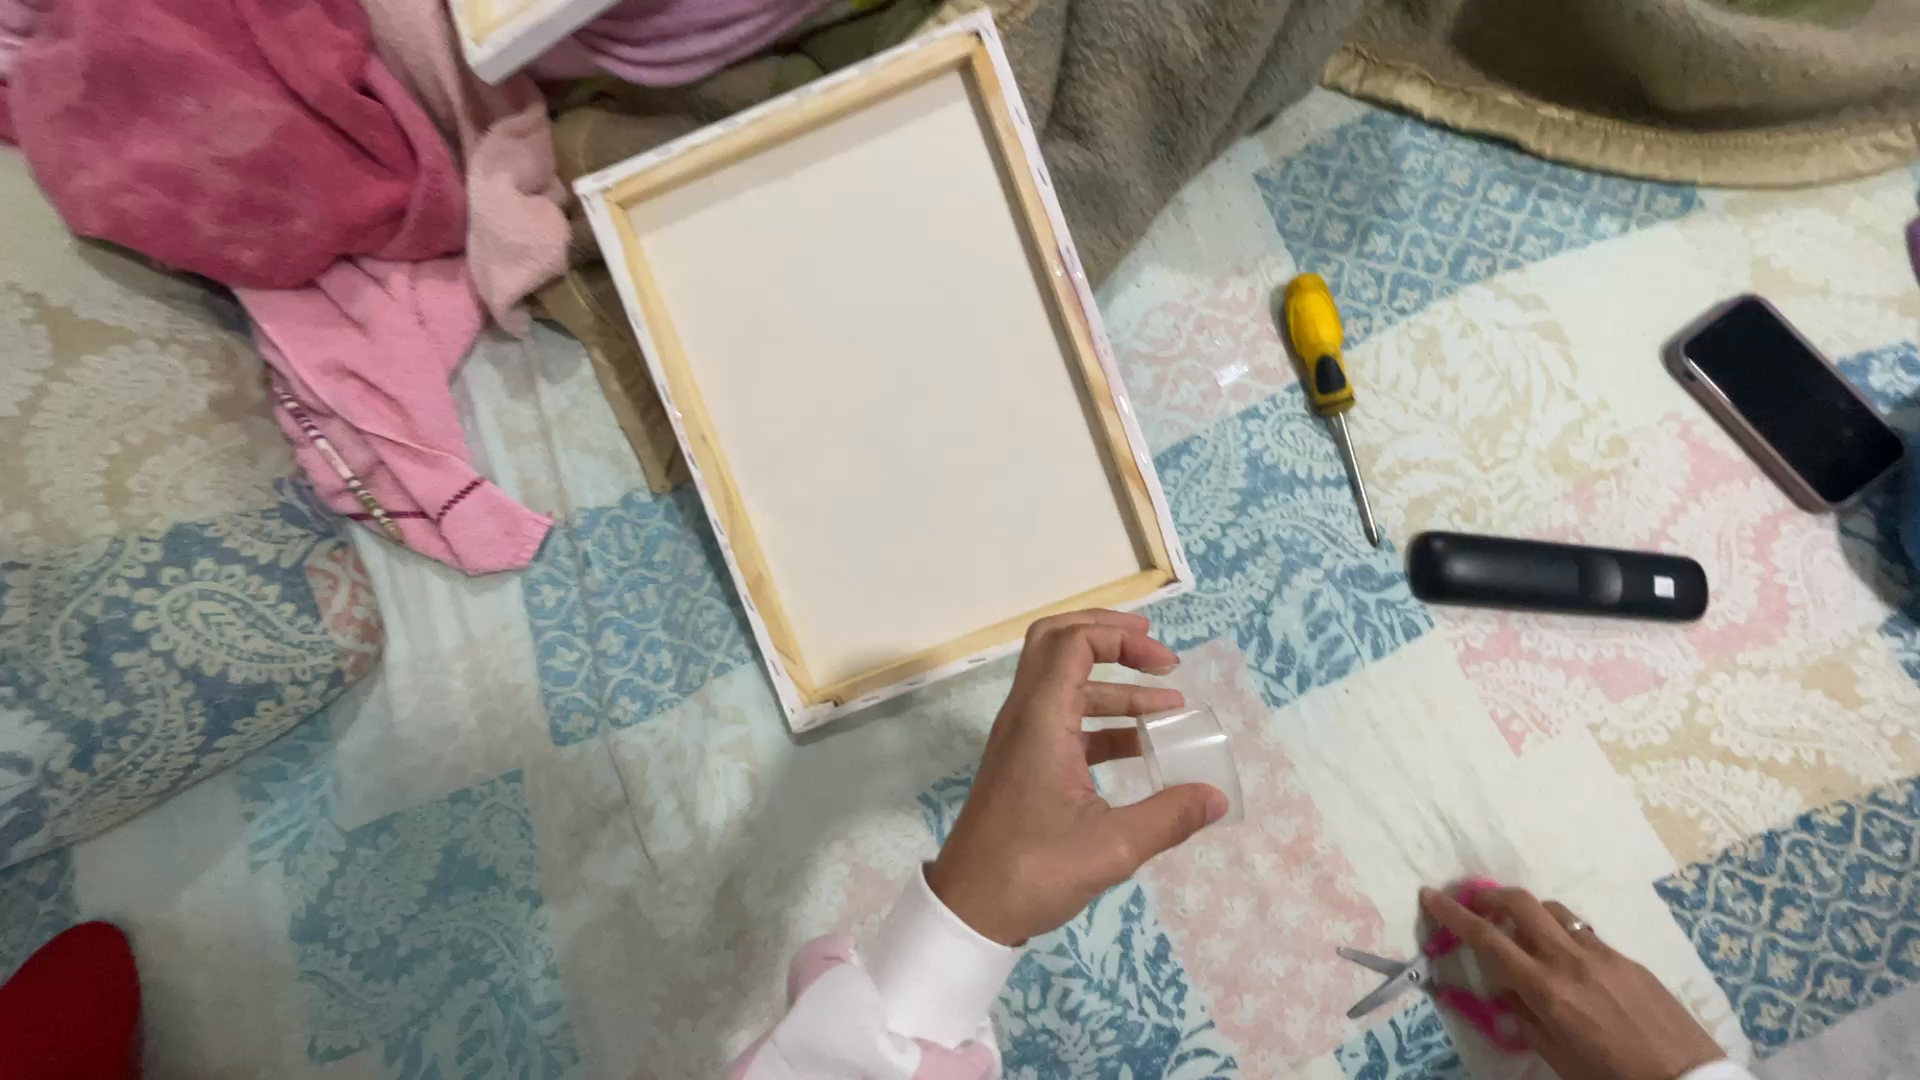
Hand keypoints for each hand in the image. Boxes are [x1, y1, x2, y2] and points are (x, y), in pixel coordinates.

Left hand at [926, 610, 1228, 945]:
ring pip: (1065, 682)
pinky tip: (1142, 747)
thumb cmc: (1033, 870)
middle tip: (1156, 650)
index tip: (1166, 663)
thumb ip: (1168, 817)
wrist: (971, 905)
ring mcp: (1022, 735)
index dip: (1121, 637)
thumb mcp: (1111, 846)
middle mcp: (1026, 714)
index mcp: (1041, 717)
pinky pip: (1066, 719)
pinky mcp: (1025, 759)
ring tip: (1171, 707)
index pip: (1074, 641)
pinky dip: (1104, 721)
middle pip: (1058, 642)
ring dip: (1115, 685)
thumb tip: (1217, 797)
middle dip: (1109, 636)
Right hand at [1421, 886, 1725, 1079]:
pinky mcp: (1631, 961)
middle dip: (1490, 897)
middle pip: (1520, 903)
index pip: (1486, 937)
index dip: (1451, 912)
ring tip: (1528, 933)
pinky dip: (1567, 939)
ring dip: (1531, 914)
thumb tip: (1506, 988)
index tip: (1430, 895)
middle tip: (1478, 906)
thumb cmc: (1613, 1079)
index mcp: (1546, 989)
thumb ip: (1524, 1015)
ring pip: (1554, 912)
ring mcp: (1604, 956)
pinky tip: (1575, 966)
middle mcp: (1570, 962)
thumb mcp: (1557, 1056)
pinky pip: (1586, 936)